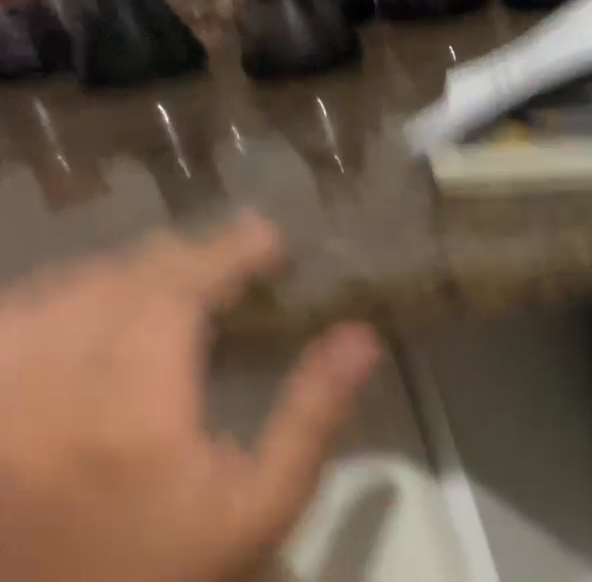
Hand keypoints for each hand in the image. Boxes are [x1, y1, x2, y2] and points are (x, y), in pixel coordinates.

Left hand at [0, 213, 382, 581]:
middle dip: (172, 258)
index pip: (164, 301)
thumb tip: (360, 334)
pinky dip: (45, 309)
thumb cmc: (177, 563)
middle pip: (99, 292)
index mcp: (123, 423)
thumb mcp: (267, 503)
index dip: (219, 255)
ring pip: (36, 308)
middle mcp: (39, 411)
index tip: (269, 237)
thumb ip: (312, 417)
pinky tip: (86, 311)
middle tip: (231, 252)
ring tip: (167, 275)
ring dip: (109, 277)